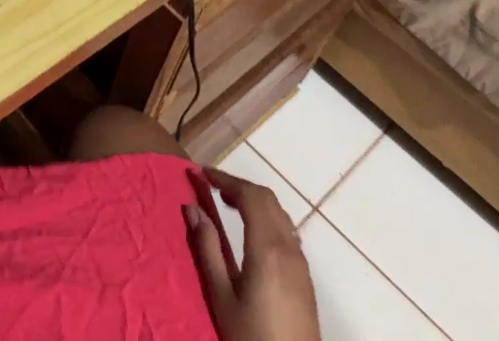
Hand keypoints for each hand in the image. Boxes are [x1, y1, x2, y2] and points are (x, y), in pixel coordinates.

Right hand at [186, 169, 320, 340]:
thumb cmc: (251, 336)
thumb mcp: (221, 295)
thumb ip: (207, 248)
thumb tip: (193, 208)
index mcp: (266, 249)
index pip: (250, 195)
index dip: (226, 179)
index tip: (200, 174)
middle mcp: (288, 247)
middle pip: (267, 198)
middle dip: (239, 185)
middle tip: (211, 186)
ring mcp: (301, 261)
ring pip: (280, 212)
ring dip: (254, 199)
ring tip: (227, 203)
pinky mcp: (305, 275)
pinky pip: (286, 229)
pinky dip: (266, 216)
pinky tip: (250, 230)